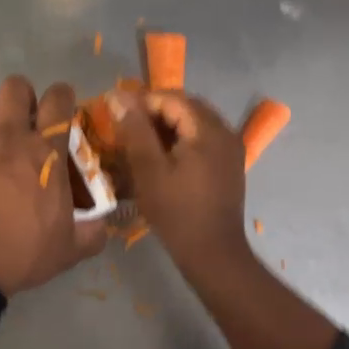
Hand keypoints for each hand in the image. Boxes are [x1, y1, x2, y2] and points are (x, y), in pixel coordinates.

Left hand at [0, 76, 107, 294]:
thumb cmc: (24, 251)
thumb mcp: (71, 249)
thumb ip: (93, 231)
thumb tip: (102, 222)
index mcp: (46, 152)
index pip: (58, 99)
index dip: (63, 98)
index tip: (64, 113)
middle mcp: (12, 136)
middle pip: (17, 86)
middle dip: (26, 98)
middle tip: (30, 121)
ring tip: (2, 131)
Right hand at [109, 90, 251, 275]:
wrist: (212, 252)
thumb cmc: (176, 212)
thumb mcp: (149, 170)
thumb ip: (134, 130)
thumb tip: (117, 96)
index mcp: (207, 129)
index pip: (171, 98)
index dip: (142, 102)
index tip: (116, 116)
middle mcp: (225, 132)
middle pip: (186, 107)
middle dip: (154, 113)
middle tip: (126, 129)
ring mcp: (231, 149)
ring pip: (194, 123)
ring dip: (167, 127)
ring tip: (140, 143)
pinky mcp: (229, 165)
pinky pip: (203, 140)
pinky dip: (182, 140)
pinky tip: (163, 158)